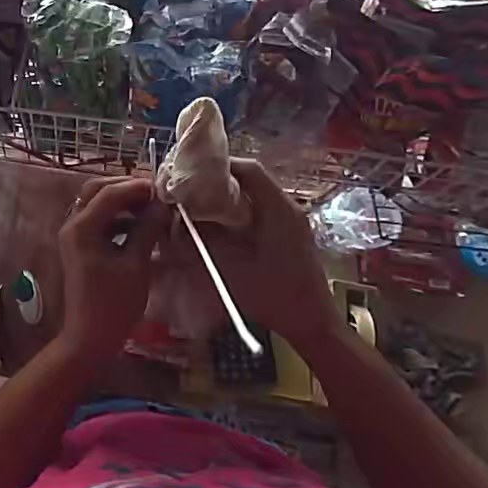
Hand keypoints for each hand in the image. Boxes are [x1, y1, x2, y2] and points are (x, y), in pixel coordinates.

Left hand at [58, 176, 169, 362]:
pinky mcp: (84, 246)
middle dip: (127, 189)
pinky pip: (102, 222)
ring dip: (126, 204)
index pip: (108, 193)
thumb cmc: (113, 304)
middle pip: (97, 191)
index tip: (164, 187)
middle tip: (157, 194)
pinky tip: (145, 227)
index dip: (137, 187)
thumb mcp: (136, 265)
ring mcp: (76, 235)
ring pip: (99, 205)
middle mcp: (73, 225)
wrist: (90, 336)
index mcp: (81, 228)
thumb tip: (163, 204)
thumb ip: (148, 230)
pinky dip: (122, 220)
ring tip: (156, 209)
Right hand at [200, 159, 343, 347]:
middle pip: (249, 178)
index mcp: (278, 209)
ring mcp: (289, 220)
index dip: (217, 164)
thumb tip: (177, 216)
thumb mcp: (228, 265)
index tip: (189, 171)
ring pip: (252, 194)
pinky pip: (257, 209)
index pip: (248, 169)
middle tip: (187, 188)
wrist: (311, 323)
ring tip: (195, 204)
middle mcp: (287, 208)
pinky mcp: (287, 233)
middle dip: (216, 179)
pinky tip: (214, 223)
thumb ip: (202, 237)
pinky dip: (234, 209)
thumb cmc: (272, 294)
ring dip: (224, 195)